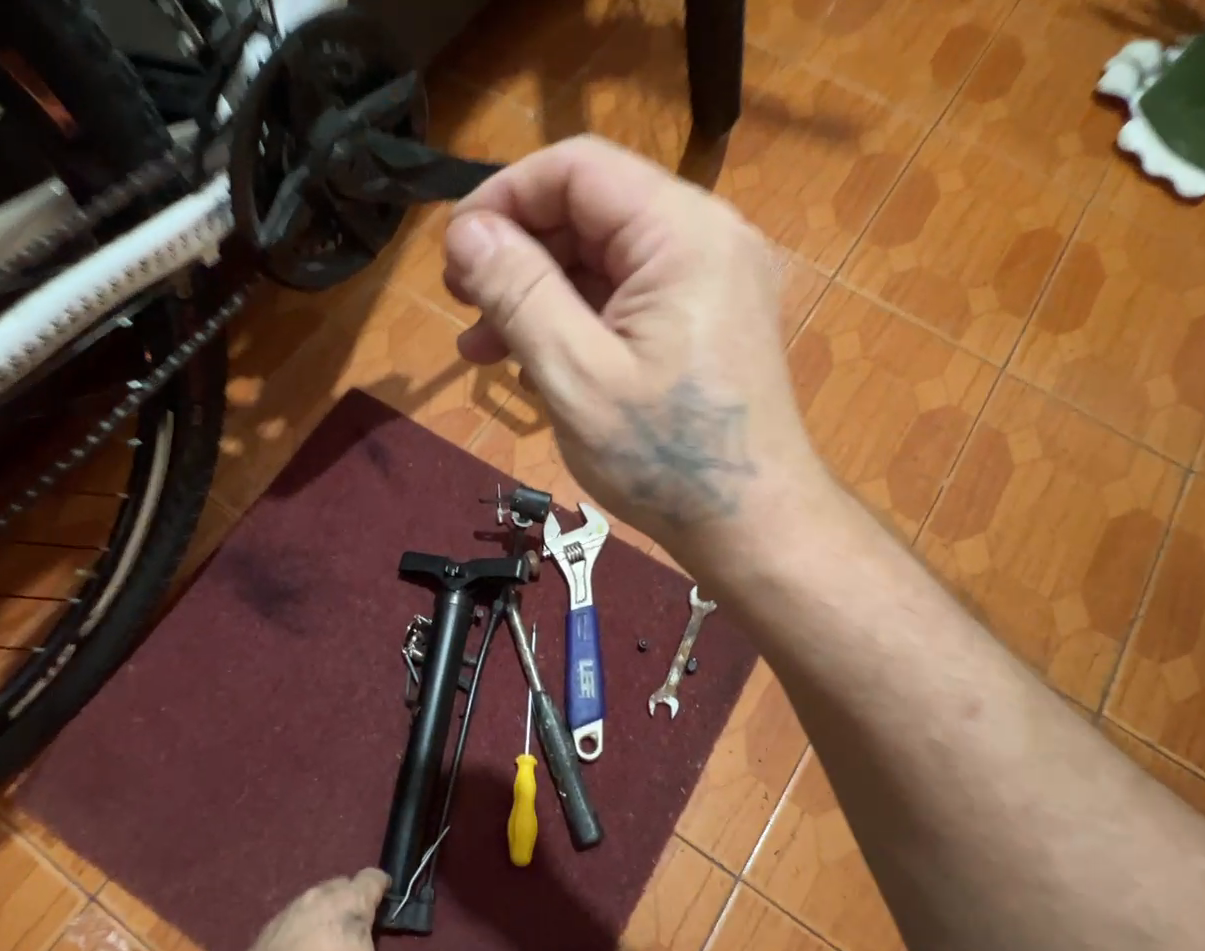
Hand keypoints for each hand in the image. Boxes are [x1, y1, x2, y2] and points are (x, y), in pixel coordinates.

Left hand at [230, 868, 419, 950]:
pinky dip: (301, 930)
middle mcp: (319, 897)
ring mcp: (288, 912)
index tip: (386, 894)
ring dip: (325, 913)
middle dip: (352, 897)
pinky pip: (292, 921)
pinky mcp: (266, 932)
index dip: (381, 884)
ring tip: (331, 938)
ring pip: (314, 901)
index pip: (371, 877)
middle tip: (360, 922)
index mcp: (351, 902)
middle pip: (341, 885)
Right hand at [443, 136, 826, 563]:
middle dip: (516, 251)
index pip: (577, 169)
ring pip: (602, 257)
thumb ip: (518, 291)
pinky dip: (573, 319)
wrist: (752, 527)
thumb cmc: (665, 457)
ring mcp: (709, 281)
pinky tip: (529, 359)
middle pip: (590, 209)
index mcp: (682, 233)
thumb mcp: (575, 374)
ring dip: (536, 291)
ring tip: (479, 344)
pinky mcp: (703, 321)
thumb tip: (466, 231)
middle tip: (459, 301)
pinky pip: (625, 296)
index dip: (503, 197)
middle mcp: (705, 239)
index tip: (452, 251)